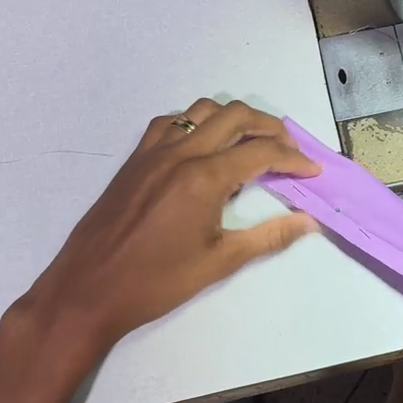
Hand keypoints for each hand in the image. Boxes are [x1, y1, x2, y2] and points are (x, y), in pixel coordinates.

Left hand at [16, 99, 319, 360]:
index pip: (262, 152)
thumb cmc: (157, 282)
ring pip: (202, 111)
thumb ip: (269, 236)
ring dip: (235, 118)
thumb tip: (308, 221)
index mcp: (204, 178)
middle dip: (271, 127)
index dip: (295, 159)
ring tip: (253, 141)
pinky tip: (204, 146)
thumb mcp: (220, 261)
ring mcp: (153, 152)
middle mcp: (180, 154)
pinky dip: (197, 124)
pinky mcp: (134, 160)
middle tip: (291, 149)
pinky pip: (171, 123)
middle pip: (236, 116)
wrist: (87, 290)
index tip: (314, 171)